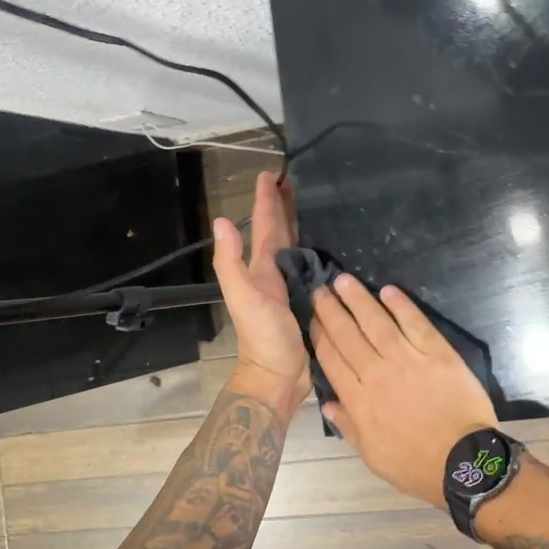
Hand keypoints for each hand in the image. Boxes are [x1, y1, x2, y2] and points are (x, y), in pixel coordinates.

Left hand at [212, 171, 309, 415]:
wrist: (278, 375)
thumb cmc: (262, 336)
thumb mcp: (243, 296)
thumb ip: (230, 262)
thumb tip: (221, 220)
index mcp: (260, 268)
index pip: (264, 226)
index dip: (265, 200)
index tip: (272, 173)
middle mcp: (275, 272)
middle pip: (279, 231)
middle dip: (283, 205)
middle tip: (293, 179)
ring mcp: (292, 286)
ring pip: (295, 245)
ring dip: (298, 223)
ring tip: (308, 202)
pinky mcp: (310, 299)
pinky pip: (312, 265)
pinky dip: (315, 249)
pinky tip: (327, 245)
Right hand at [310, 274, 498, 507]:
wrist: (463, 462)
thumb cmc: (416, 465)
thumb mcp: (372, 456)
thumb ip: (349, 426)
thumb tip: (327, 403)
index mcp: (359, 402)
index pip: (332, 360)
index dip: (319, 336)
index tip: (310, 318)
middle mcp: (377, 375)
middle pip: (348, 336)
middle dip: (331, 310)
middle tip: (320, 289)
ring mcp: (408, 361)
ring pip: (376, 323)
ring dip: (358, 299)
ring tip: (344, 280)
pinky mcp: (437, 353)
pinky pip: (415, 323)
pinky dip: (401, 305)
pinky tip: (387, 291)